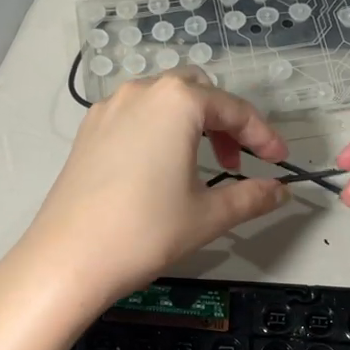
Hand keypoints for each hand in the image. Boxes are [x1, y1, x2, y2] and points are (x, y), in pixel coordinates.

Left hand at [17, 74, 289, 308]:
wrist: (69, 258)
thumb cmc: (145, 231)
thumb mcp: (208, 216)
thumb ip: (251, 197)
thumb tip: (279, 192)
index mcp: (176, 101)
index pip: (233, 109)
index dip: (262, 135)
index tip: (279, 161)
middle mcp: (140, 92)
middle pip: (196, 93)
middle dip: (224, 123)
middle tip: (238, 163)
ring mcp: (108, 109)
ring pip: (162, 102)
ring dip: (190, 125)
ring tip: (201, 167)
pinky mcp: (88, 132)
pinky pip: (135, 117)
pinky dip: (159, 132)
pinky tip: (161, 169)